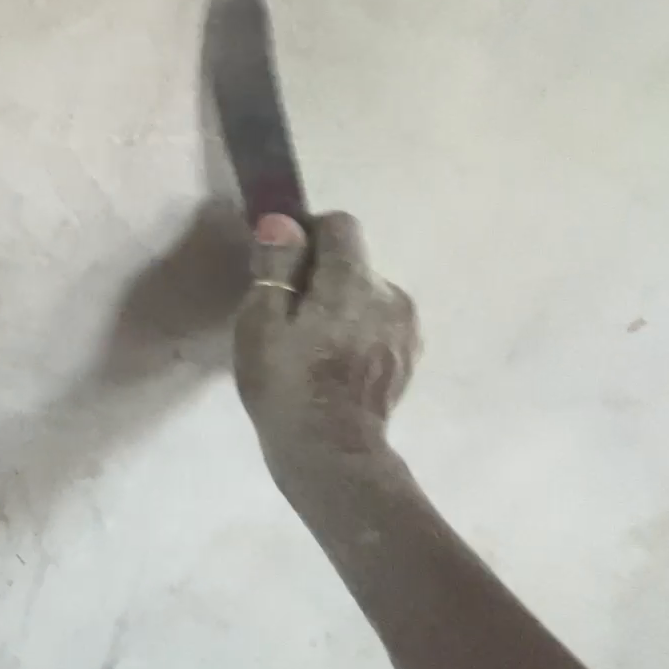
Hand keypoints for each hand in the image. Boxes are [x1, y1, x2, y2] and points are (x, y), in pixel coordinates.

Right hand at [234, 213, 421, 471]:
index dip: (304, 234)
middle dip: (317, 273)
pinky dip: (351, 326)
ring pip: (363, 291)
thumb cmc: (283, 379)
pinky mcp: (407, 353)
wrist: (329, 448)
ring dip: (335, 301)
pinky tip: (326, 358)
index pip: (340, 226)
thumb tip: (282, 220)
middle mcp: (390, 294)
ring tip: (303, 338)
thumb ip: (276, 266)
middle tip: (281, 310)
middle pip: (351, 261)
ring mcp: (406, 327)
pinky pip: (375, 320)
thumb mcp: (261, 319)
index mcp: (353, 282)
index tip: (277, 264)